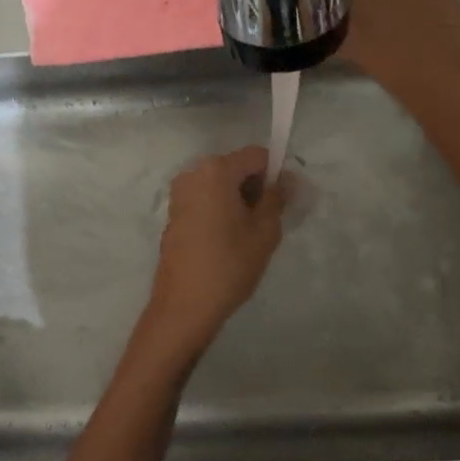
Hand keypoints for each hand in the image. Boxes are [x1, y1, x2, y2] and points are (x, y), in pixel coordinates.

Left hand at [143, 146, 285, 353]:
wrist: (184, 305)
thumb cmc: (229, 265)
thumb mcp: (265, 231)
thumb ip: (277, 198)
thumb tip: (286, 180)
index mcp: (216, 171)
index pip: (257, 156)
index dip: (276, 173)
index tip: (286, 201)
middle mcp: (192, 174)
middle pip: (235, 168)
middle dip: (256, 187)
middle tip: (269, 221)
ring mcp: (179, 195)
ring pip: (220, 186)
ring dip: (238, 201)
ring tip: (249, 235)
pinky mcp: (173, 215)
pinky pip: (205, 201)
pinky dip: (220, 211)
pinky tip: (227, 241)